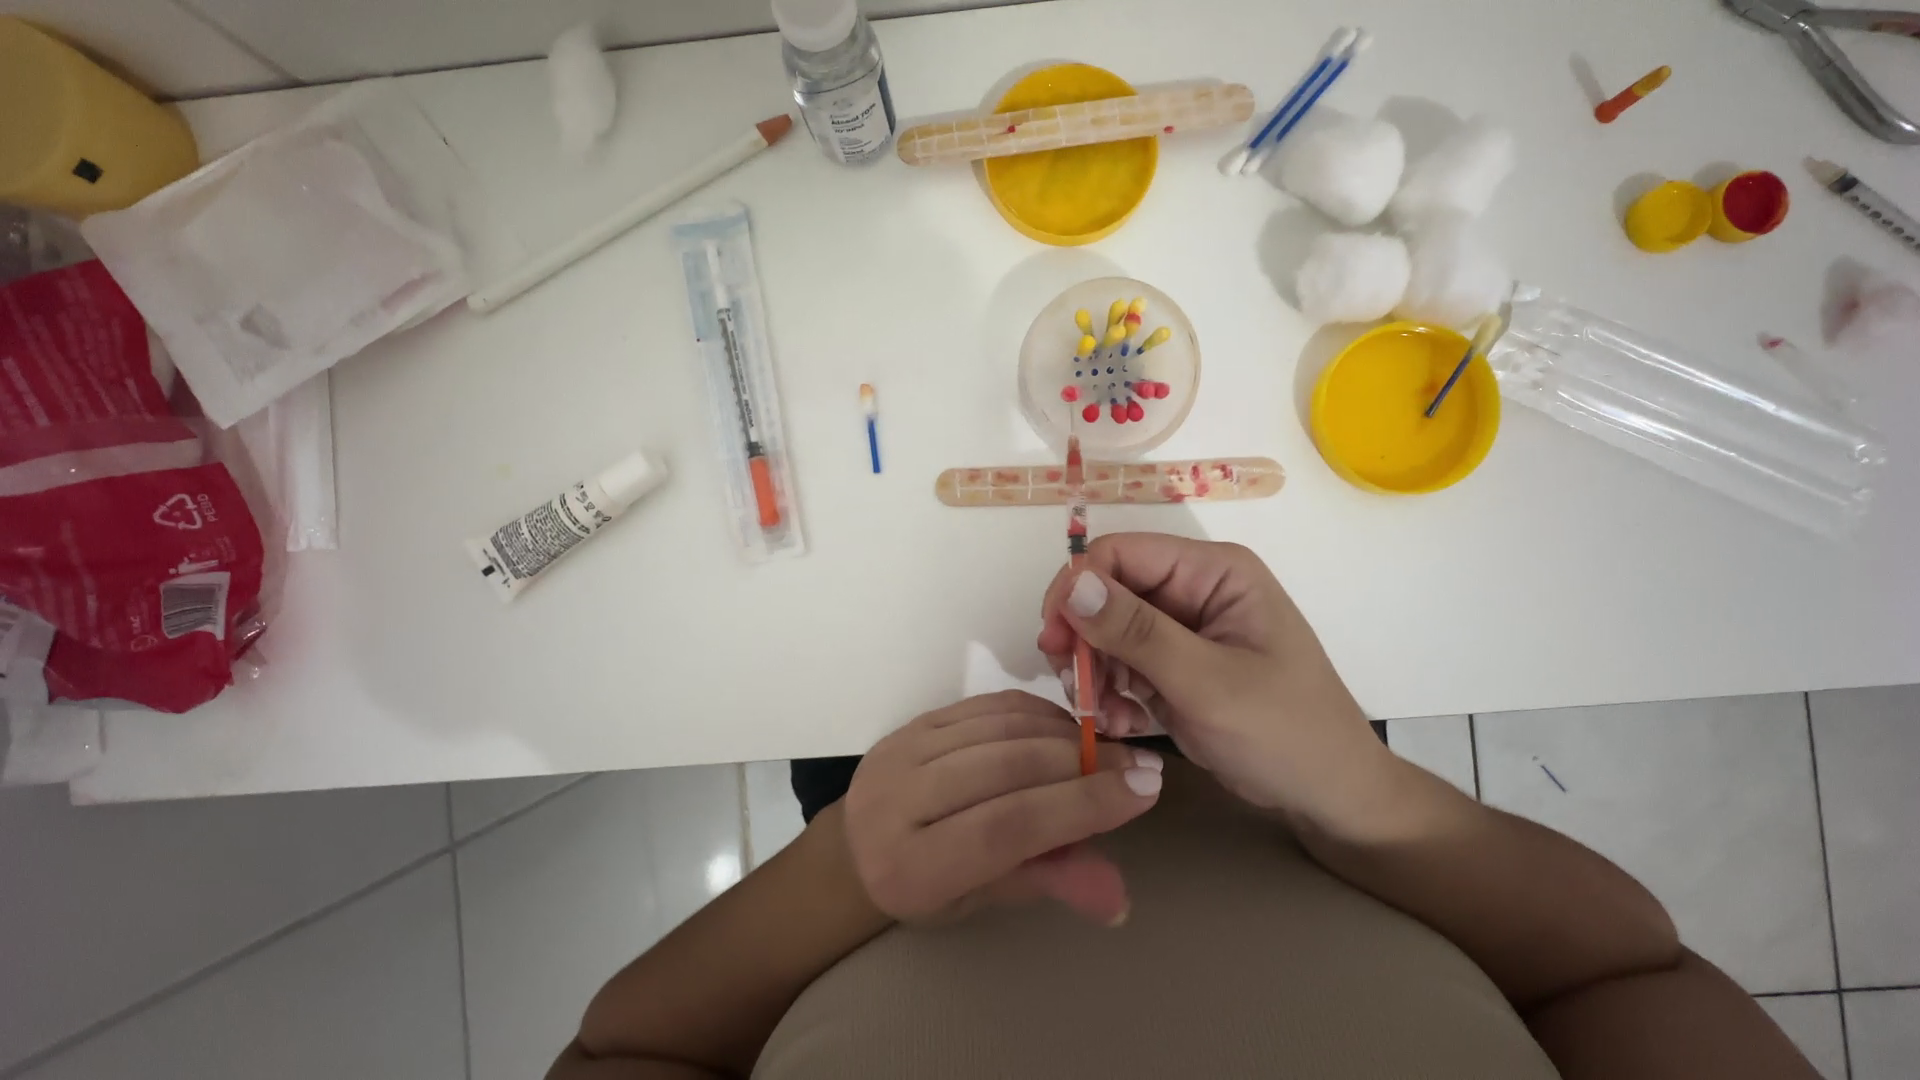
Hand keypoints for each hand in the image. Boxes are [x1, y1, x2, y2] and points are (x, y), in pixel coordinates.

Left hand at [842, 690, 1163, 925]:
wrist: (853, 851)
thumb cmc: (924, 889)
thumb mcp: (983, 899)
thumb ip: (1048, 883)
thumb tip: (1122, 899)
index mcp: (914, 866)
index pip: (1008, 827)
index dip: (1080, 806)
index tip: (1142, 789)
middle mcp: (899, 801)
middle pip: (1006, 768)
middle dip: (1083, 763)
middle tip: (1137, 765)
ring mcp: (901, 752)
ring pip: (998, 729)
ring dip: (1064, 732)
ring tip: (1107, 746)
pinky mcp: (912, 722)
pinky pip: (984, 705)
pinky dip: (1034, 711)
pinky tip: (1064, 726)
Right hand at [1037, 534, 1388, 817]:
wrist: (1328, 796)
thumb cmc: (1285, 732)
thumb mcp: (1208, 683)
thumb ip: (1137, 632)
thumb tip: (1073, 584)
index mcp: (1213, 572)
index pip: (1120, 554)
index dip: (1077, 589)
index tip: (1053, 643)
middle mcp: (1193, 589)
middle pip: (1106, 592)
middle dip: (1082, 640)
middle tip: (1074, 689)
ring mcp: (1182, 629)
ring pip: (1104, 631)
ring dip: (1093, 673)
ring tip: (1104, 716)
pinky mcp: (1172, 666)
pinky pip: (1119, 665)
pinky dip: (1110, 694)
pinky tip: (1121, 725)